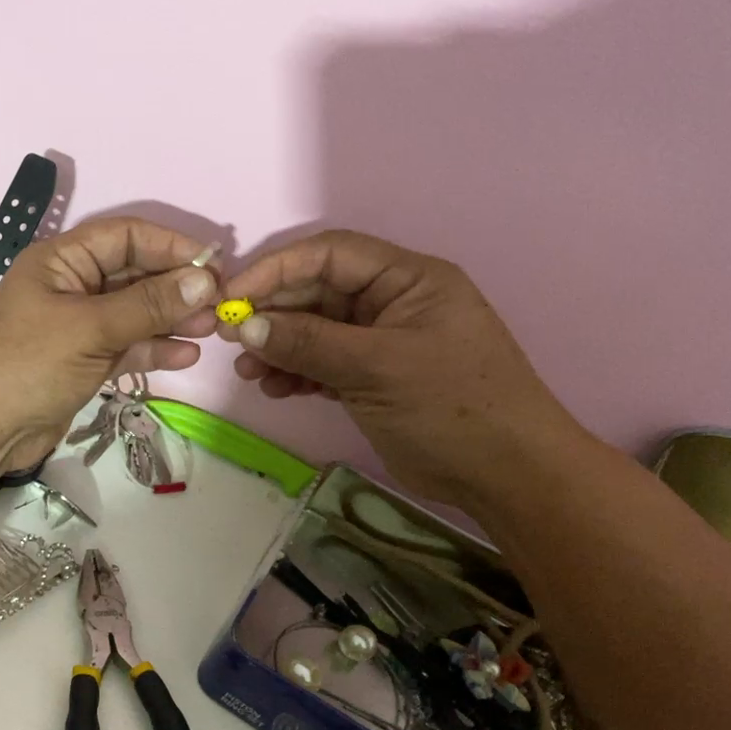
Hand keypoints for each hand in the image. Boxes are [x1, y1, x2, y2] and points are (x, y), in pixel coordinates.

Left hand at [0, 217, 219, 473]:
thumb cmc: (27, 367)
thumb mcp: (89, 329)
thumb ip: (147, 305)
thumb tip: (204, 282)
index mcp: (59, 260)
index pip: (125, 236)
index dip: (170, 246)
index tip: (214, 265)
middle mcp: (68, 286)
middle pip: (132, 273)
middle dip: (175, 286)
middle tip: (219, 303)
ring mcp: (75, 326)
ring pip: (133, 312)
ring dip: (170, 319)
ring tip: (211, 328)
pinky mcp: (81, 362)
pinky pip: (125, 346)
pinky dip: (152, 349)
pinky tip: (186, 355)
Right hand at [219, 229, 589, 507]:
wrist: (504, 474)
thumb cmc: (451, 406)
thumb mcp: (377, 367)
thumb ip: (308, 343)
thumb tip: (244, 327)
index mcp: (407, 279)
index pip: (329, 254)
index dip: (276, 269)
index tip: (230, 296)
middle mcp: (391, 302)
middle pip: (316, 292)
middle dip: (271, 312)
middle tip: (226, 337)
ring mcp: (380, 342)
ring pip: (313, 331)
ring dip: (277, 347)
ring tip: (247, 372)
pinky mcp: (370, 379)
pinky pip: (320, 364)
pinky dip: (294, 373)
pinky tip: (273, 388)